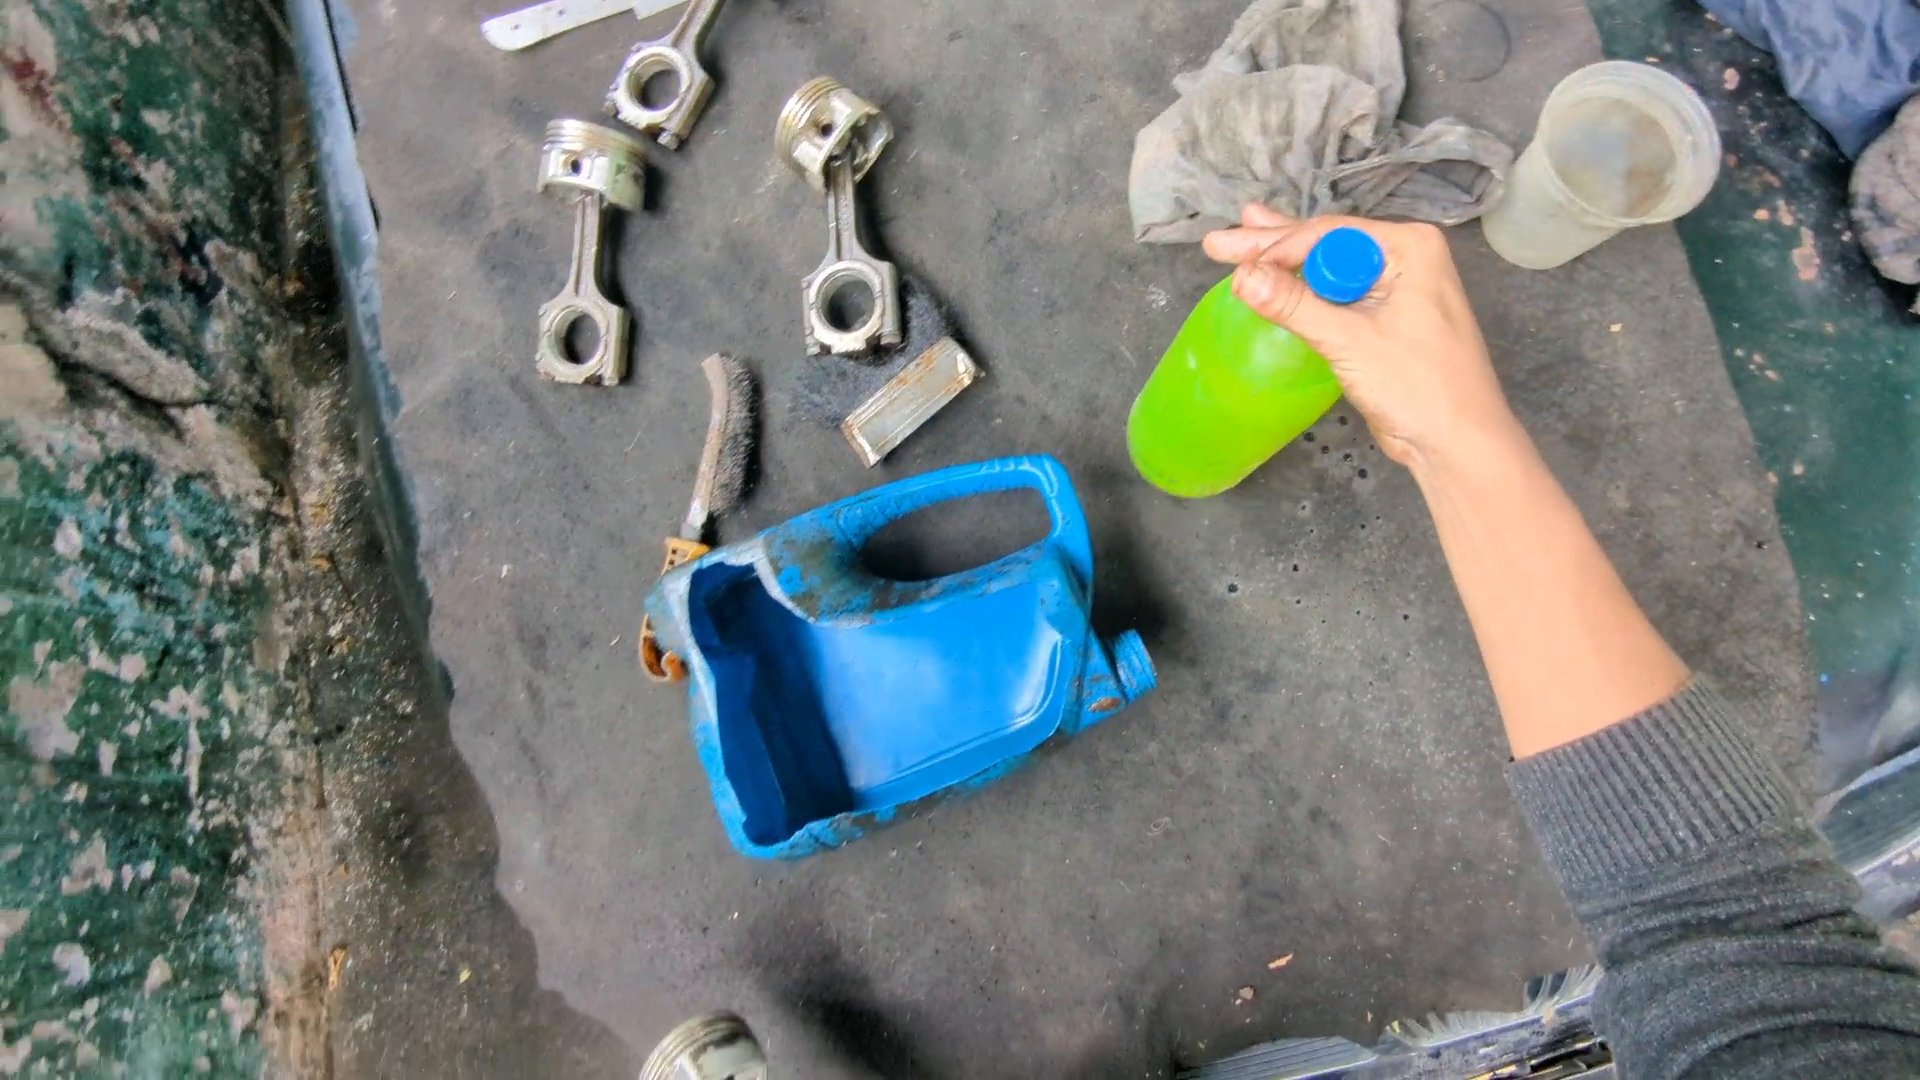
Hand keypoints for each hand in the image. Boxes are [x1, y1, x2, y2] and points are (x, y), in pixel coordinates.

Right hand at [1202, 205, 1515, 467]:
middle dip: (1270, 243)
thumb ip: (1296, 306)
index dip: (1276, 247)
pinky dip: (1301, 286)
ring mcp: (1393, 288)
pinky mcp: (1382, 318)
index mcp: (1407, 248)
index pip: (1327, 235)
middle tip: (1220, 242)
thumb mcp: (1350, 341)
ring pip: (1326, 266)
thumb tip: (1242, 278)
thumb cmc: (1418, 386)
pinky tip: (1278, 277)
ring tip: (1246, 230)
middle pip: (1324, 244)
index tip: (1234, 264)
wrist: (1455, 439)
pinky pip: (1333, 293)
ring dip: (1282, 258)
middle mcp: (1402, 258)